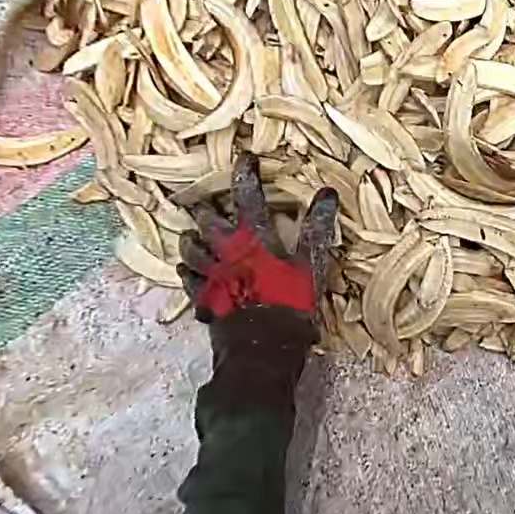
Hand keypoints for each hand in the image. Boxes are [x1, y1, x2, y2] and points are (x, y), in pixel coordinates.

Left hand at [180, 152, 339, 323]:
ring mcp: (210, 276)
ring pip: (191, 248)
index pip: (248, 197)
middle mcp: (225, 252)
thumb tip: (327, 193)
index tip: (245, 158)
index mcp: (253, 239)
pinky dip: (186, 270)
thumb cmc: (289, 309)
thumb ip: (317, 230)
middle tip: (203, 200)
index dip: (246, 174)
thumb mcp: (311, 268)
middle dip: (206, 208)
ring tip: (190, 233)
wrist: (258, 355)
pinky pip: (187, 279)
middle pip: (208, 221)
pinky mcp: (201, 299)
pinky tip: (186, 269)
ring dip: (191, 238)